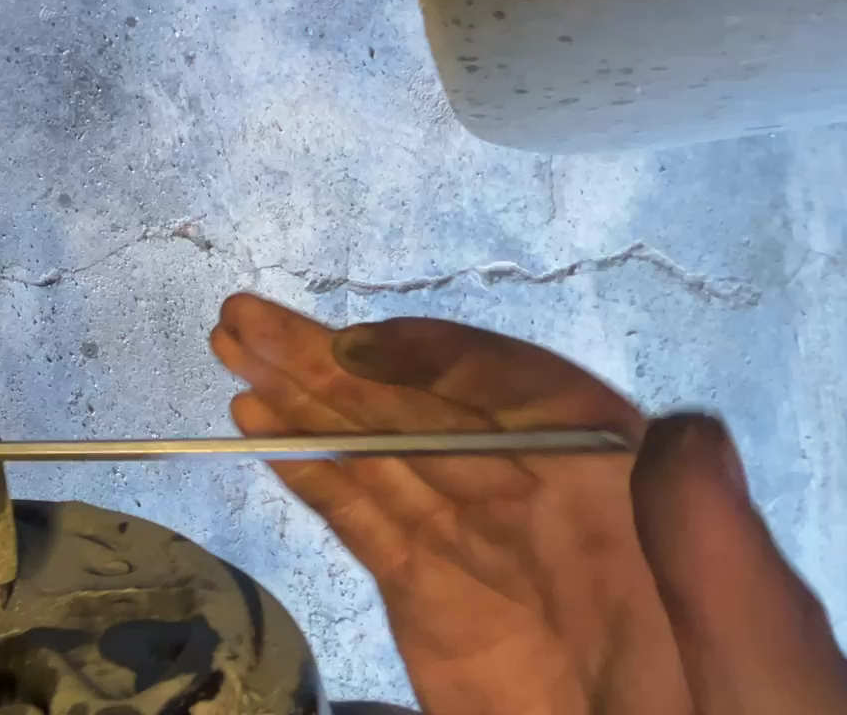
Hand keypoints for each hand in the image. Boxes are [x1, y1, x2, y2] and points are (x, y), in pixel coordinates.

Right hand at [211, 294, 846, 714]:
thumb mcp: (765, 679)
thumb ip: (721, 561)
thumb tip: (683, 428)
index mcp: (616, 498)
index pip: (515, 392)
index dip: (429, 354)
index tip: (351, 346)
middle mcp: (529, 500)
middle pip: (413, 407)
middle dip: (322, 357)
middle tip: (242, 316)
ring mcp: (466, 545)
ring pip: (368, 450)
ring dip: (295, 396)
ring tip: (231, 348)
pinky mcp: (420, 592)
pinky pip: (354, 518)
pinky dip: (304, 472)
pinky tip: (257, 427)